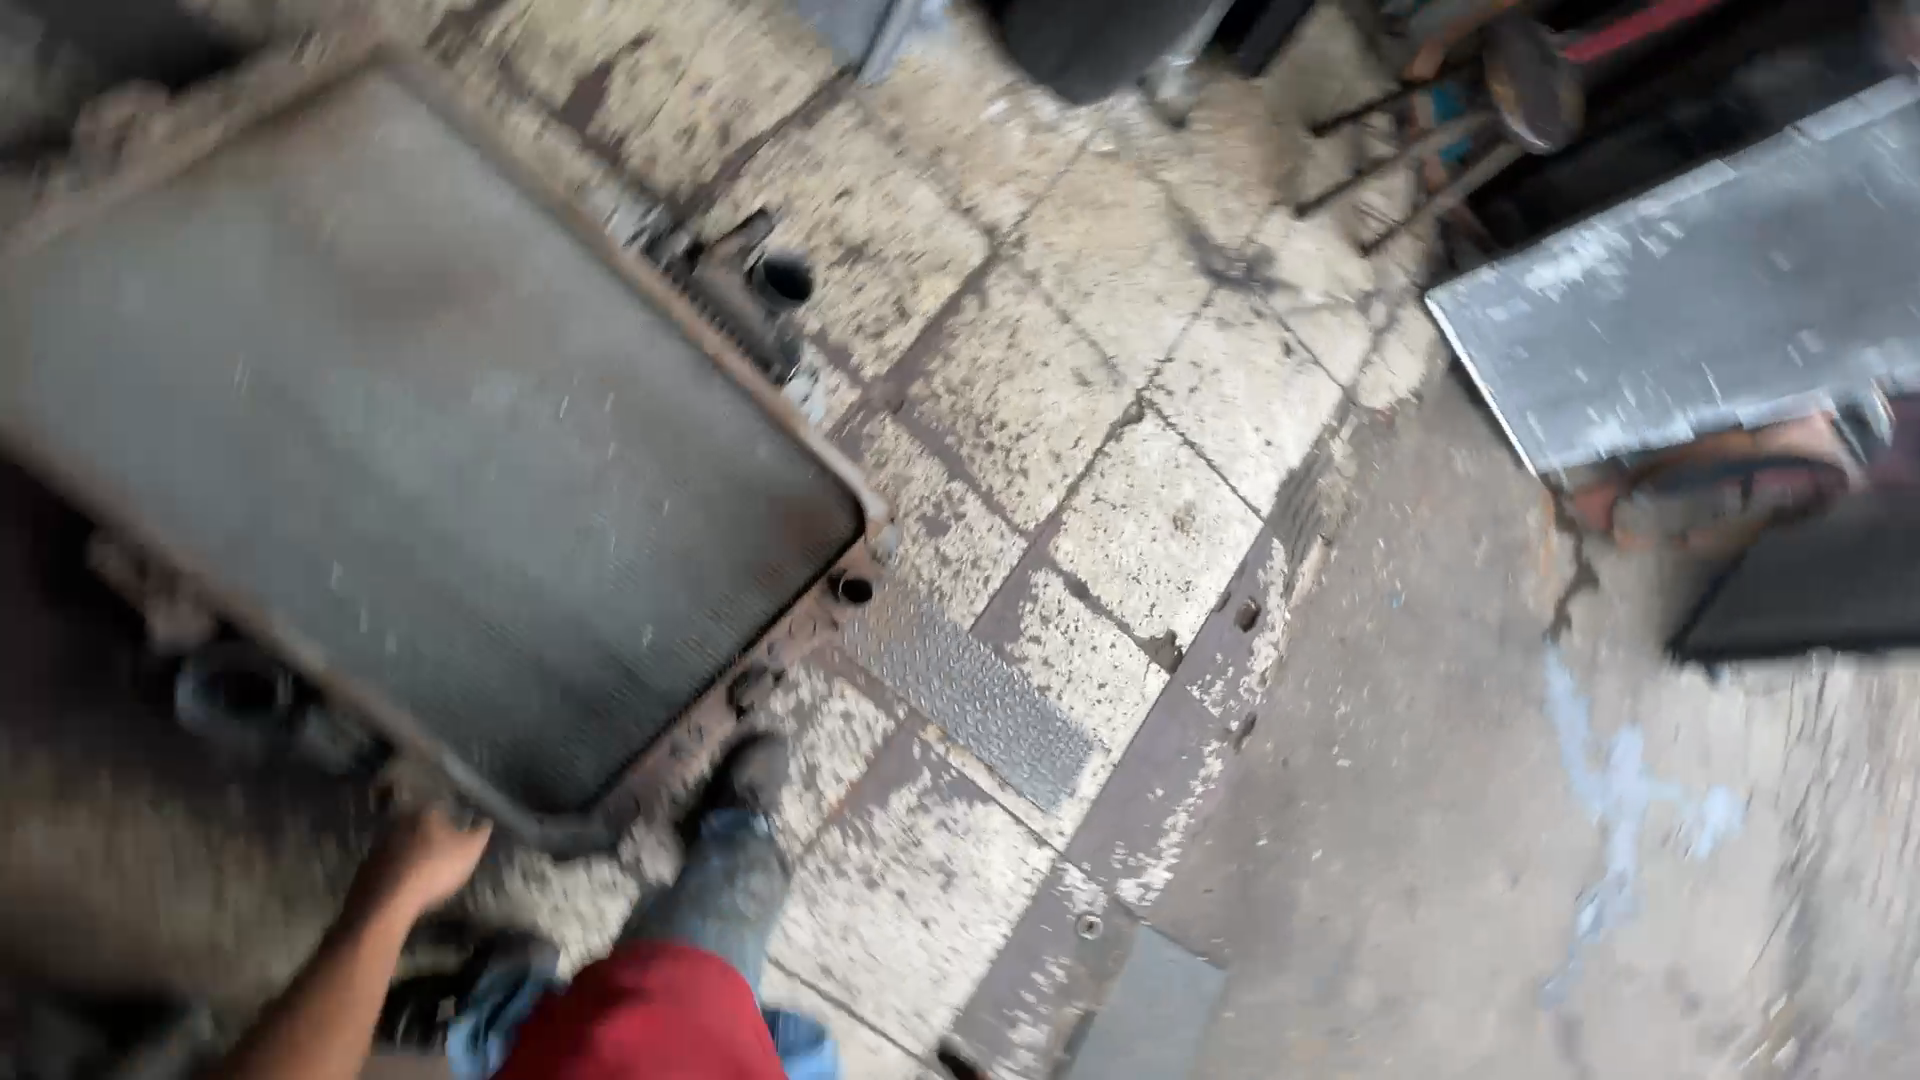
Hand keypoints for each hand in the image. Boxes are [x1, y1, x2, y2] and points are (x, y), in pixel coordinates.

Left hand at [348, 805, 492, 920]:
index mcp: (425, 812)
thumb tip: (484, 821)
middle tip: (444, 842)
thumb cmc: (434, 869)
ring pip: (401, 842)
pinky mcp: (364, 869)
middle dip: (430, 831)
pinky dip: (398, 868)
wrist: (384, 905)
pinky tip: (407, 880)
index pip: (441, 804)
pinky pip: (388, 863)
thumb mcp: (471, 850)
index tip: (459, 822)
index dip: (452, 812)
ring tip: (426, 864)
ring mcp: (377, 846)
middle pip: (418, 822)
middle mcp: (399, 822)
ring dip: (412, 850)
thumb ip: (480, 832)